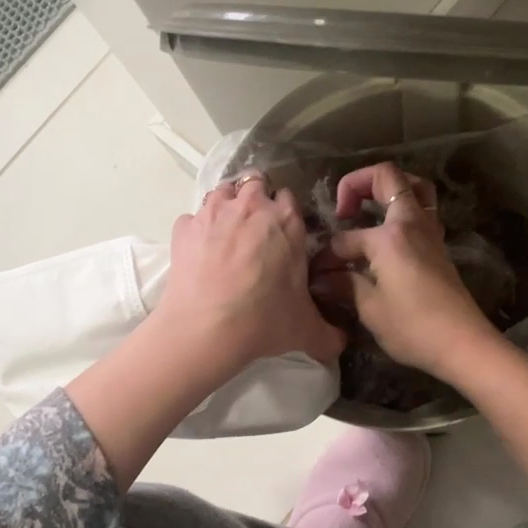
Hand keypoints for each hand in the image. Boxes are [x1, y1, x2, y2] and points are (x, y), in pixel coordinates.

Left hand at [154, 170, 344, 369]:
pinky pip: (193, 217)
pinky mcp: (184, 227)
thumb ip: (330, 335)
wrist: (207, 329)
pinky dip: (197, 229)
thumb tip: (343, 342)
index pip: (290, 198)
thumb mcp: (308, 332)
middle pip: (256, 184)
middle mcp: (251, 206)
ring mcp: (214, 212)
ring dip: (227, 206)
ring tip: (227, 234)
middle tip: (255, 232)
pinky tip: (200, 251)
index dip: (285, 215)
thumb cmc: (264, 321)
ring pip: (223, 192)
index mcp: (287, 221)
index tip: (282, 236)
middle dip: (256, 201)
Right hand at [326, 162, 504, 376]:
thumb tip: (319, 279)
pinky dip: (402, 211)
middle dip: (359, 183)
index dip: (327, 255)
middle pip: (389, 177)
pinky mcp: (438, 248)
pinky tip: (386, 237)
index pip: (347, 237)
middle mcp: (411, 224)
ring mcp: (430, 234)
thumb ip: (344, 285)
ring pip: (415, 189)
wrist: (463, 344)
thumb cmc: (413, 327)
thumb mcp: (370, 309)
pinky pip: (421, 212)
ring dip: (389, 190)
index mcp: (390, 236)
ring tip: (368, 210)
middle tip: (344, 210)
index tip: (316, 275)